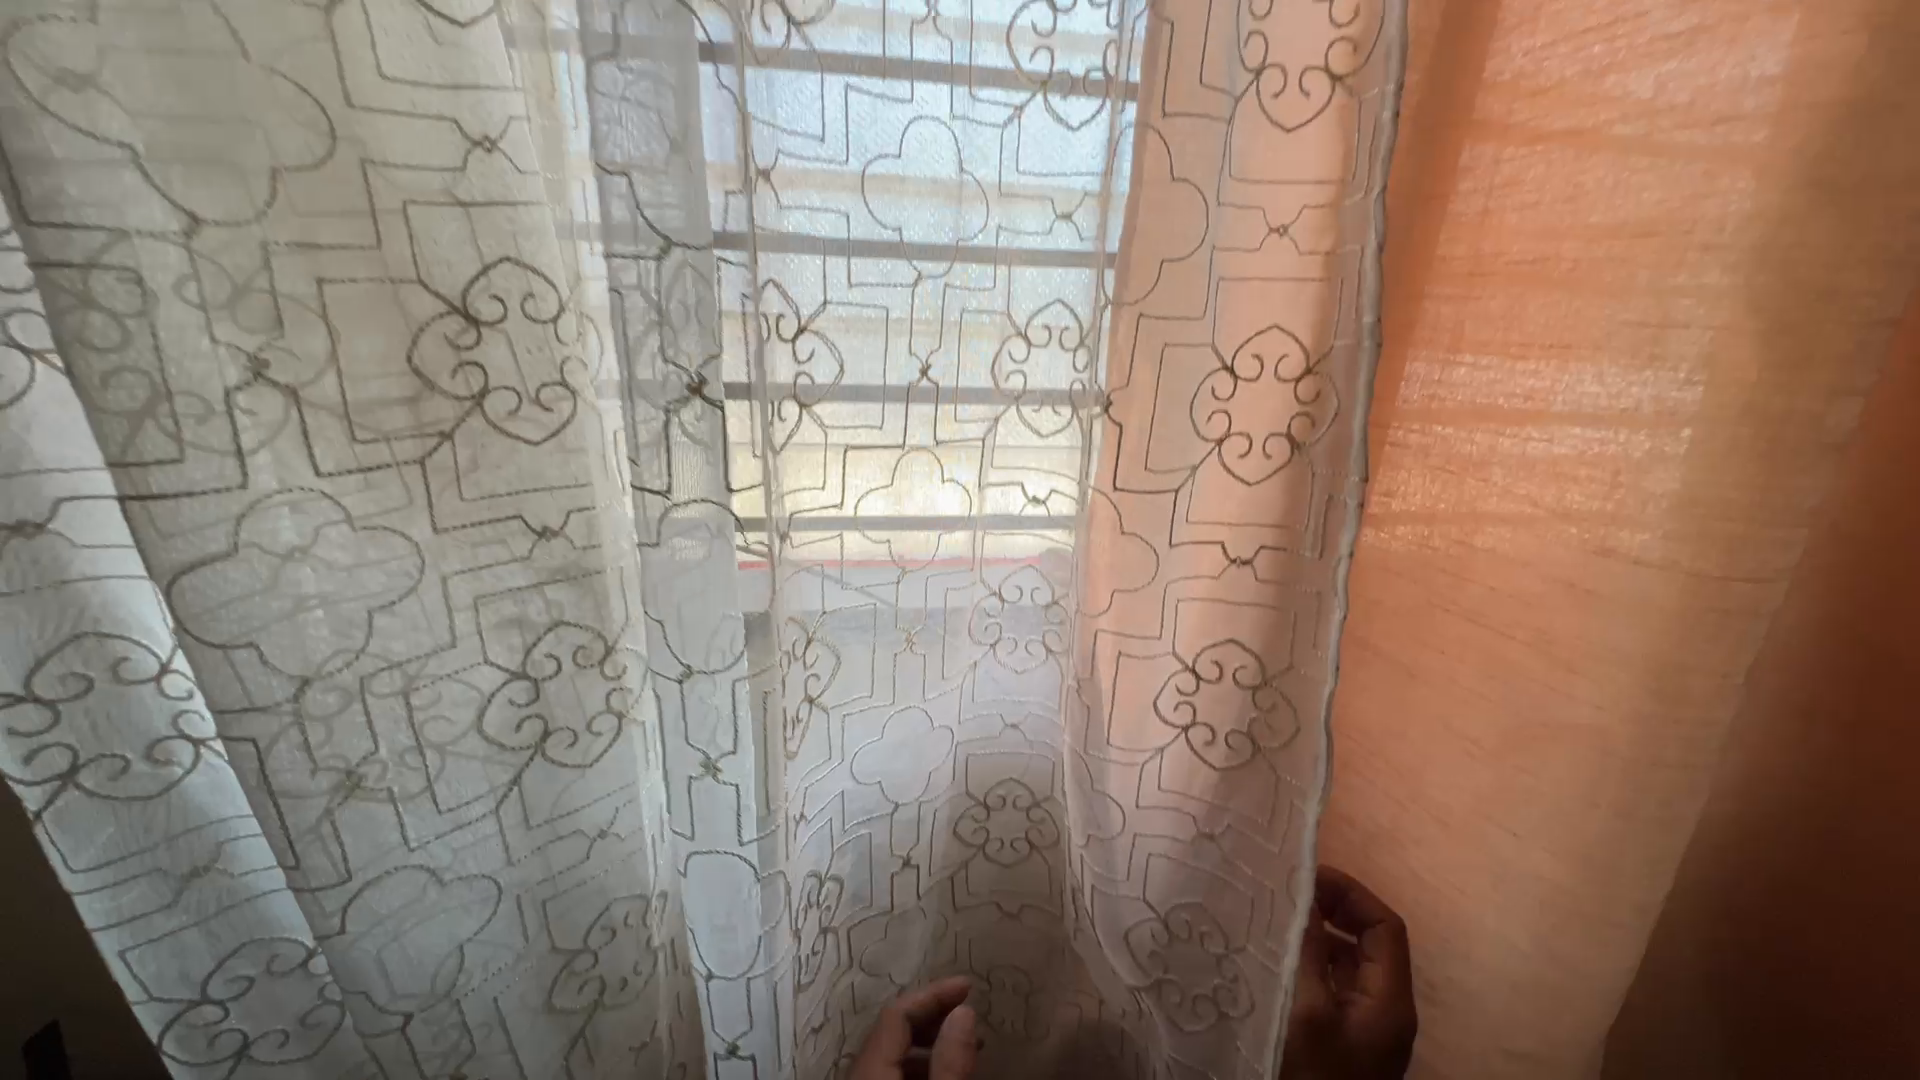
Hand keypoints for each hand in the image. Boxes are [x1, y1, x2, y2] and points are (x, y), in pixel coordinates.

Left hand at [850, 976, 978, 1079]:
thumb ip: (949, 1063)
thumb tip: (966, 1011)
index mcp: (868, 1069)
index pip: (896, 1012)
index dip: (933, 993)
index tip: (968, 986)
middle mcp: (857, 1073)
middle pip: (892, 1029)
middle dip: (932, 1014)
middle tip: (969, 1012)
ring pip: (891, 1051)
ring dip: (928, 1042)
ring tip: (963, 1043)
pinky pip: (889, 1071)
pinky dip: (917, 1063)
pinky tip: (942, 1070)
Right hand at [1281, 866, 1417, 1079]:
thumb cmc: (1313, 1075)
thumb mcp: (1307, 1012)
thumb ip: (1309, 953)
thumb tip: (1303, 898)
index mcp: (1391, 1001)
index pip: (1385, 927)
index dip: (1350, 894)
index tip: (1305, 876)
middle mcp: (1386, 1008)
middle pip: (1370, 940)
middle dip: (1333, 908)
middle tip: (1288, 891)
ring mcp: (1366, 1025)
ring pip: (1350, 960)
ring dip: (1319, 933)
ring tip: (1278, 915)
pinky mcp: (1344, 1036)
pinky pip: (1335, 982)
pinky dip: (1312, 958)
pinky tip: (1278, 954)